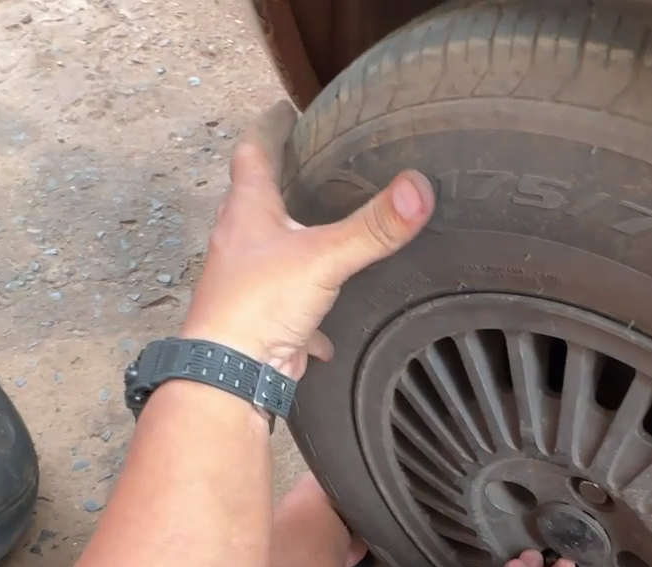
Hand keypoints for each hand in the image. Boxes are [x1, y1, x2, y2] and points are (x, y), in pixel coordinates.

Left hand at [180, 101, 434, 377]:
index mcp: (249, 210)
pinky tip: (327, 323)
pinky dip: (308, 310)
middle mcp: (241, 240)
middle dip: (284, 184)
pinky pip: (288, 307)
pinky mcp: (261, 319)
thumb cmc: (262, 303)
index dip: (271, 128)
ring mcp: (248, 282)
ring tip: (325, 235)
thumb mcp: (325, 257)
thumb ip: (372, 227)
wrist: (233, 370)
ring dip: (294, 244)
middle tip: (313, 170)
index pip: (254, 152)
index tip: (286, 111)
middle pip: (259, 200)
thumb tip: (418, 189)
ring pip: (273, 253)